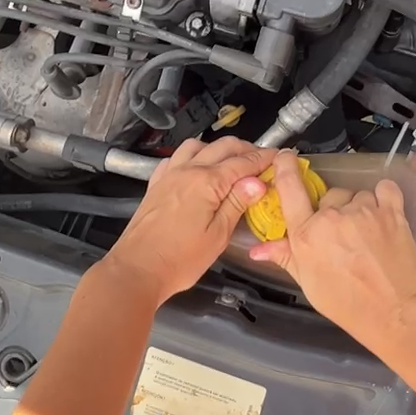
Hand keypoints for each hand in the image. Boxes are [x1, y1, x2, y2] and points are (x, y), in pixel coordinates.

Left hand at [100, 137, 276, 303]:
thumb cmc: (179, 259)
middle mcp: (187, 171)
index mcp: (206, 182)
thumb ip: (237, 203)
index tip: (278, 156)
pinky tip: (198, 166)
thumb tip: (258, 181)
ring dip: (218, 148)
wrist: (137, 269)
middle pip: (222, 147)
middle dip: (246, 149)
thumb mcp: (218, 235)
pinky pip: (177, 157)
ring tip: (232, 160)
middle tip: (262, 158)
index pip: (242, 163)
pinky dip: (194, 155)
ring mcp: (169, 175)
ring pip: (198, 146)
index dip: (263, 158)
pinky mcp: (156, 184)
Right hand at [248, 150, 415, 345]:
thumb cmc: (350, 304)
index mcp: (307, 234)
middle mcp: (333, 216)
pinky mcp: (391, 210)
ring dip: (357, 207)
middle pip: (327, 196)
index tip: (285, 157)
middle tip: (340, 236)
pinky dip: (383, 196)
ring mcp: (364, 210)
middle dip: (331, 210)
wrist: (398, 312)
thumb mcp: (308, 284)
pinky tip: (382, 214)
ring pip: (355, 195)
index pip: (289, 187)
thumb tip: (258, 249)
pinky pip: (384, 189)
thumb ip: (285, 257)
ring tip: (364, 234)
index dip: (284, 167)